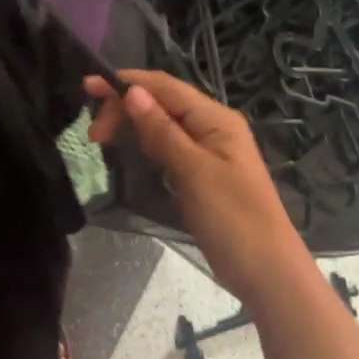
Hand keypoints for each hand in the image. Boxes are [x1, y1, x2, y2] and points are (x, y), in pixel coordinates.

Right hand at [85, 70, 307, 305]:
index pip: (164, 86)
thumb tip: (132, 91)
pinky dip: (147, 144)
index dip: (126, 82)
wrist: (270, 276)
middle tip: (93, 133)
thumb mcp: (194, 172)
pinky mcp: (203, 174)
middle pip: (161, 102)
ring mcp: (209, 151)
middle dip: (125, 108)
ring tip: (102, 140)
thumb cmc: (234, 219)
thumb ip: (162, 130)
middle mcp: (213, 126)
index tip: (87, 87)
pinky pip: (169, 146)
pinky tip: (131, 152)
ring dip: (133, 126)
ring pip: (163, 124)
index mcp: (215, 118)